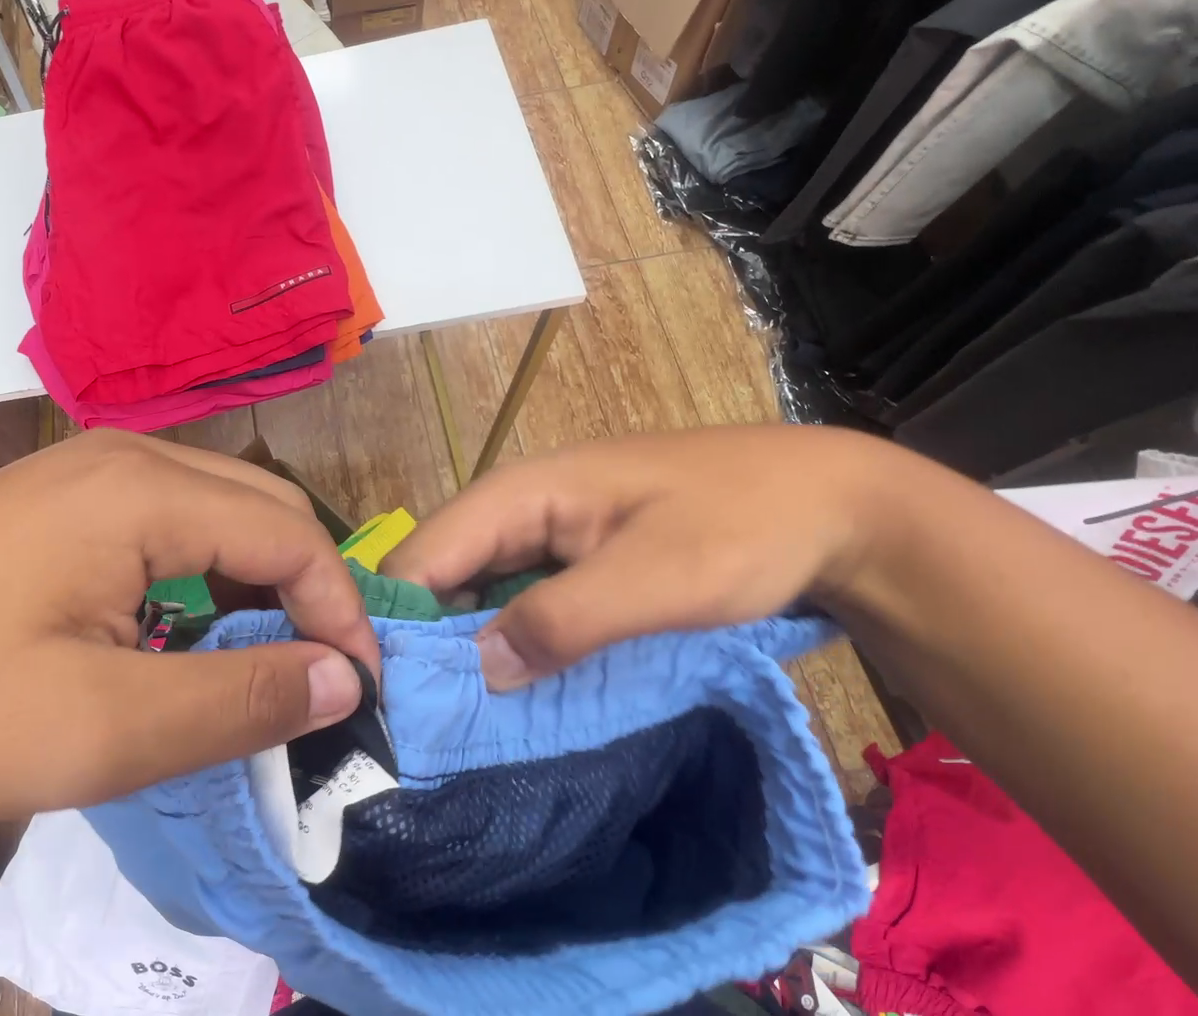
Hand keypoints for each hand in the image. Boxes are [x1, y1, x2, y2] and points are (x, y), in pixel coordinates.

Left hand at [0, 431, 380, 827]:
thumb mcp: (105, 729)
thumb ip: (239, 700)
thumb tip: (341, 677)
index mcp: (139, 489)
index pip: (291, 537)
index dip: (338, 615)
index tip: (354, 698)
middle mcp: (115, 457)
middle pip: (256, 513)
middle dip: (301, 595)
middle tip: (309, 687)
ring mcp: (71, 473)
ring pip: (207, 516)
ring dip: (248, 586)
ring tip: (251, 667)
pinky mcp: (41, 505)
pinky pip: (154, 526)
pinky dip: (192, 578)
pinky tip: (171, 634)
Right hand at [383, 426, 895, 689]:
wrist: (839, 508)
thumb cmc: (746, 527)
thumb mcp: (657, 579)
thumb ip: (562, 620)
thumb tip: (477, 673)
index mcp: (513, 496)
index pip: (416, 561)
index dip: (394, 628)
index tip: (391, 708)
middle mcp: (510, 512)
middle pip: (433, 580)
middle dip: (423, 649)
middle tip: (424, 733)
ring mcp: (538, 538)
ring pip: (468, 597)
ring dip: (462, 655)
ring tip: (457, 728)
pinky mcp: (566, 563)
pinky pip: (509, 606)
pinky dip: (502, 649)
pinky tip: (510, 696)